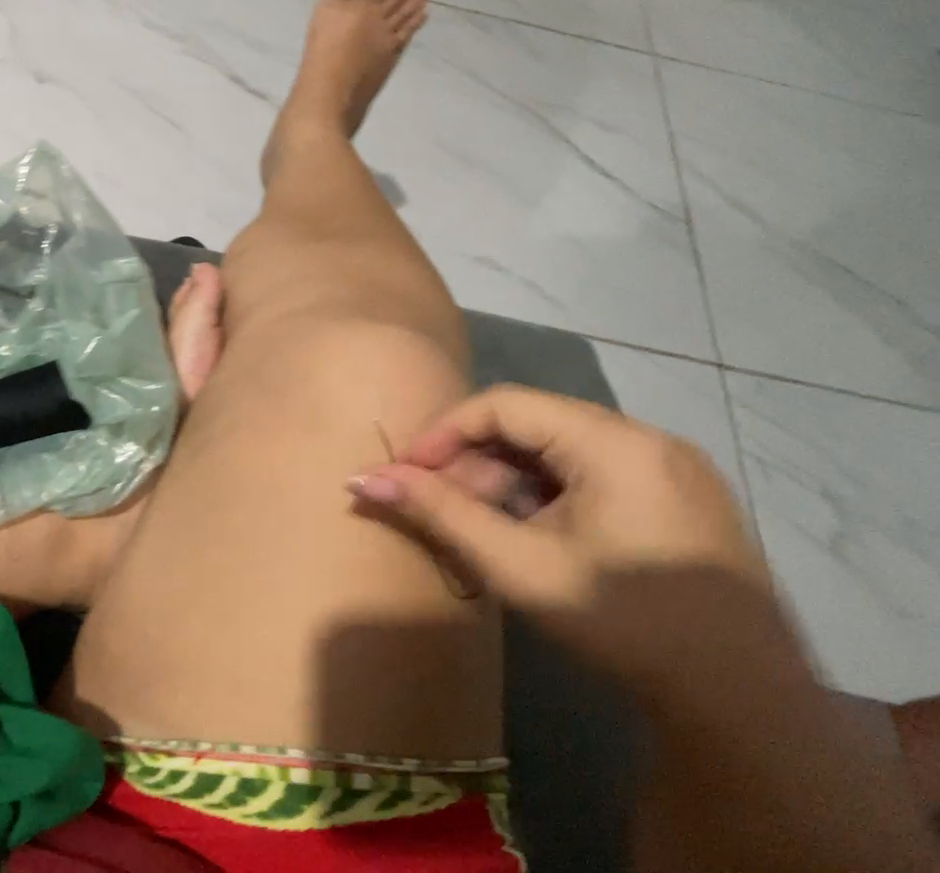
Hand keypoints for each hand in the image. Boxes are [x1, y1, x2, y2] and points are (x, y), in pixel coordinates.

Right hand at [347, 384, 778, 693]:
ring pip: (561, 448)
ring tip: (478, 524)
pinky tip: (529, 532)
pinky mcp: (682, 498)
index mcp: (615, 443)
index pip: (502, 404)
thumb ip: (438, 512)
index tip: (405, 476)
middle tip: (437, 506)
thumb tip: (362, 480)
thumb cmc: (621, 621)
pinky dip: (546, 491)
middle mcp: (648, 439)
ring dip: (506, 477)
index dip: (442, 433)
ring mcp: (673, 469)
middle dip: (472, 459)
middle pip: (532, 423)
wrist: (741, 699)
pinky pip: (593, 471)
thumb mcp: (516, 564)